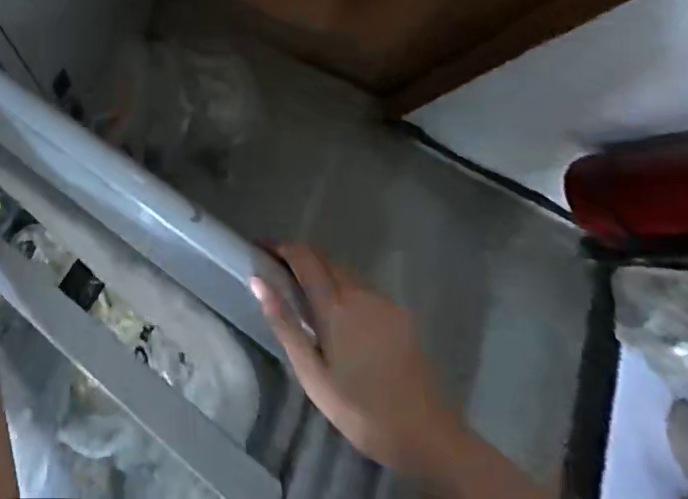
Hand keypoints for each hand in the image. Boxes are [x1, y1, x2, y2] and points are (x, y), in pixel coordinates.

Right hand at [252, 243, 465, 478]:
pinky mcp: (402, 317)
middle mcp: (362, 295)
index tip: (259, 248)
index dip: (280, 247)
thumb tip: (257, 281)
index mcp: (336, 306)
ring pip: (345, 271)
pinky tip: (337, 310)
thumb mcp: (311, 372)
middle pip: (325, 258)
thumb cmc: (360, 408)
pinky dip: (342, 285)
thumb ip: (284, 323)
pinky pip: (363, 287)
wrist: (430, 440)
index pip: (304, 257)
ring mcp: (386, 304)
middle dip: (298, 256)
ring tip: (303, 289)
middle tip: (276, 269)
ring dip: (321, 270)